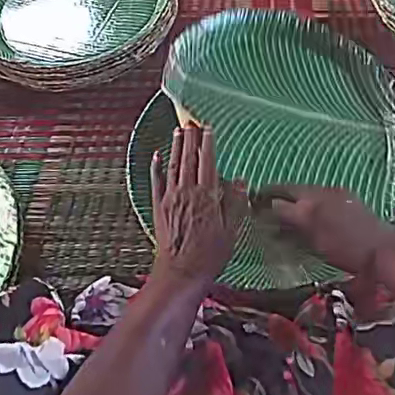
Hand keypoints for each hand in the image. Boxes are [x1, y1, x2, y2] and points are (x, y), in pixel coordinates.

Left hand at [150, 124, 244, 284]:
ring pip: (173, 166)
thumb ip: (234, 203)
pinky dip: (156, 167)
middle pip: (189, 159)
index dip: (207, 144)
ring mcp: (170, 199)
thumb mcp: (230, 230)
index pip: (207, 162)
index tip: (208, 128)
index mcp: (206, 196)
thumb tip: (239, 180)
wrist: (180, 273)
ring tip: (178, 130)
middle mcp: (186, 192)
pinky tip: (157, 156)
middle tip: (191, 121)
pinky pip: (156, 182)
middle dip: (190, 139)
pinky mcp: (159, 207)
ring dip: (176, 147)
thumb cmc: (209, 254)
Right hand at [262, 185, 394, 274]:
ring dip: (297, 203)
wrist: (383, 251)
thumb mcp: (313, 233)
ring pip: (310, 196)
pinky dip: (311, 208)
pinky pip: (323, 202)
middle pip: (297, 191)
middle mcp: (326, 192)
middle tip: (266, 206)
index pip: (284, 191)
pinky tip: (310, 222)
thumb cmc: (346, 245)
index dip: (269, 194)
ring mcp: (340, 198)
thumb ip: (291, 216)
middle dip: (281, 197)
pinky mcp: (351, 207)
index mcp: (314, 196)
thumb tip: (272, 206)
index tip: (255, 199)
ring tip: (284, 217)